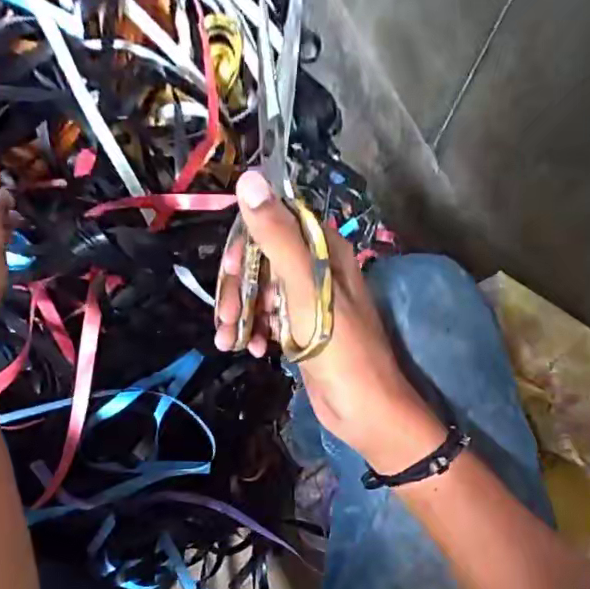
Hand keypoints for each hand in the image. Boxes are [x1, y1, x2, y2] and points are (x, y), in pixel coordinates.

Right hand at [214, 170, 445, 472]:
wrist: (363, 408)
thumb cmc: (338, 347)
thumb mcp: (305, 287)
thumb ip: (277, 235)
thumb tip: (249, 180)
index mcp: (324, 251)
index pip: (274, 224)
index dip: (245, 244)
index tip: (228, 271)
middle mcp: (317, 271)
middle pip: (262, 262)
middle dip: (239, 288)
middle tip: (226, 318)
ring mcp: (309, 303)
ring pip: (261, 293)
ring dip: (241, 314)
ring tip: (229, 340)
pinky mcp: (301, 332)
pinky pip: (268, 321)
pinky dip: (255, 332)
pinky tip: (250, 350)